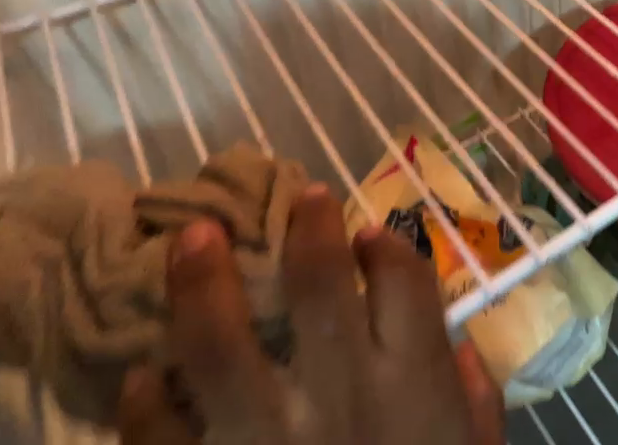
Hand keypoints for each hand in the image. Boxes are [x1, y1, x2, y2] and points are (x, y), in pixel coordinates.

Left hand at [118, 185, 504, 444]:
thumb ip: (476, 409)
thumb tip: (463, 352)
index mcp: (412, 384)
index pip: (404, 282)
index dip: (387, 245)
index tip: (370, 230)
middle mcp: (340, 395)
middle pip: (317, 284)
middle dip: (306, 230)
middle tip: (297, 198)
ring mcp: (262, 443)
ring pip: (222, 343)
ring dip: (203, 283)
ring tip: (194, 238)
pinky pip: (160, 438)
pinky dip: (144, 403)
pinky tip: (141, 374)